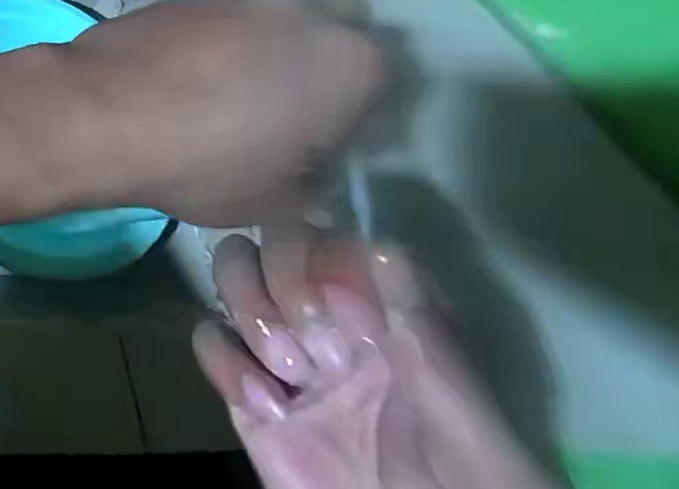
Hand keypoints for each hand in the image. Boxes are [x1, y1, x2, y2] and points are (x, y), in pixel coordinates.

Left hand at [49, 0, 385, 225]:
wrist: (94, 111)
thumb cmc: (197, 162)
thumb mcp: (278, 200)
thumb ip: (315, 176)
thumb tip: (310, 162)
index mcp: (348, 61)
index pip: (385, 79)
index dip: (362, 112)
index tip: (331, 138)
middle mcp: (296, 10)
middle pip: (336, 20)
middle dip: (326, 51)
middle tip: (292, 95)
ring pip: (273, 9)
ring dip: (268, 37)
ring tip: (229, 81)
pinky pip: (216, 12)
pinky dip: (215, 32)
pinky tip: (185, 67)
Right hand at [193, 234, 557, 488]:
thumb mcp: (471, 438)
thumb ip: (431, 349)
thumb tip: (385, 250)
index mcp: (395, 325)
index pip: (343, 242)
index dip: (333, 258)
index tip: (352, 312)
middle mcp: (334, 324)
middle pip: (275, 241)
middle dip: (281, 278)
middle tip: (315, 345)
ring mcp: (283, 352)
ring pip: (232, 271)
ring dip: (247, 309)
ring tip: (287, 372)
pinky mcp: (242, 385)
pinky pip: (207, 336)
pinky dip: (224, 363)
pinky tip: (266, 408)